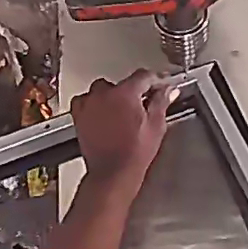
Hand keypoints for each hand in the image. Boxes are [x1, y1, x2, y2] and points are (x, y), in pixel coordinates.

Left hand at [71, 69, 173, 193]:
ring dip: (113, 95)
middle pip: (122, 82)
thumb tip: (168, 91)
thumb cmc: (133, 152)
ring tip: (123, 109)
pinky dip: (94, 103)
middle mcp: (104, 95)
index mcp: (126, 93)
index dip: (155, 80)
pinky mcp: (79, 116)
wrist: (113, 172)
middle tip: (144, 103)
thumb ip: (161, 102)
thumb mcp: (156, 125)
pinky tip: (103, 113)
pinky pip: (85, 101)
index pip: (143, 76)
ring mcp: (90, 105)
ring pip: (102, 89)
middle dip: (134, 90)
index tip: (160, 85)